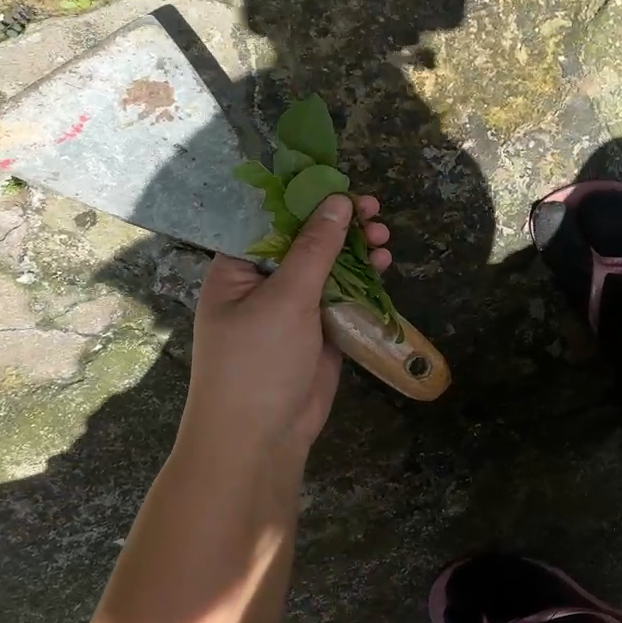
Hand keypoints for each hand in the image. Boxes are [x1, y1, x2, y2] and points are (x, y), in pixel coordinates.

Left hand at [180, 194, 391, 459]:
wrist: (261, 437)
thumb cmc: (257, 362)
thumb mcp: (286, 299)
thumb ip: (316, 247)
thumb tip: (339, 200)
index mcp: (236, 271)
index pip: (270, 221)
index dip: (306, 200)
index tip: (343, 185)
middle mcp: (263, 284)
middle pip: (306, 240)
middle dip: (340, 224)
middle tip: (375, 209)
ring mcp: (292, 307)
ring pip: (330, 264)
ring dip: (357, 248)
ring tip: (385, 237)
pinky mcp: (319, 327)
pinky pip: (343, 291)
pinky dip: (364, 276)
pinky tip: (384, 264)